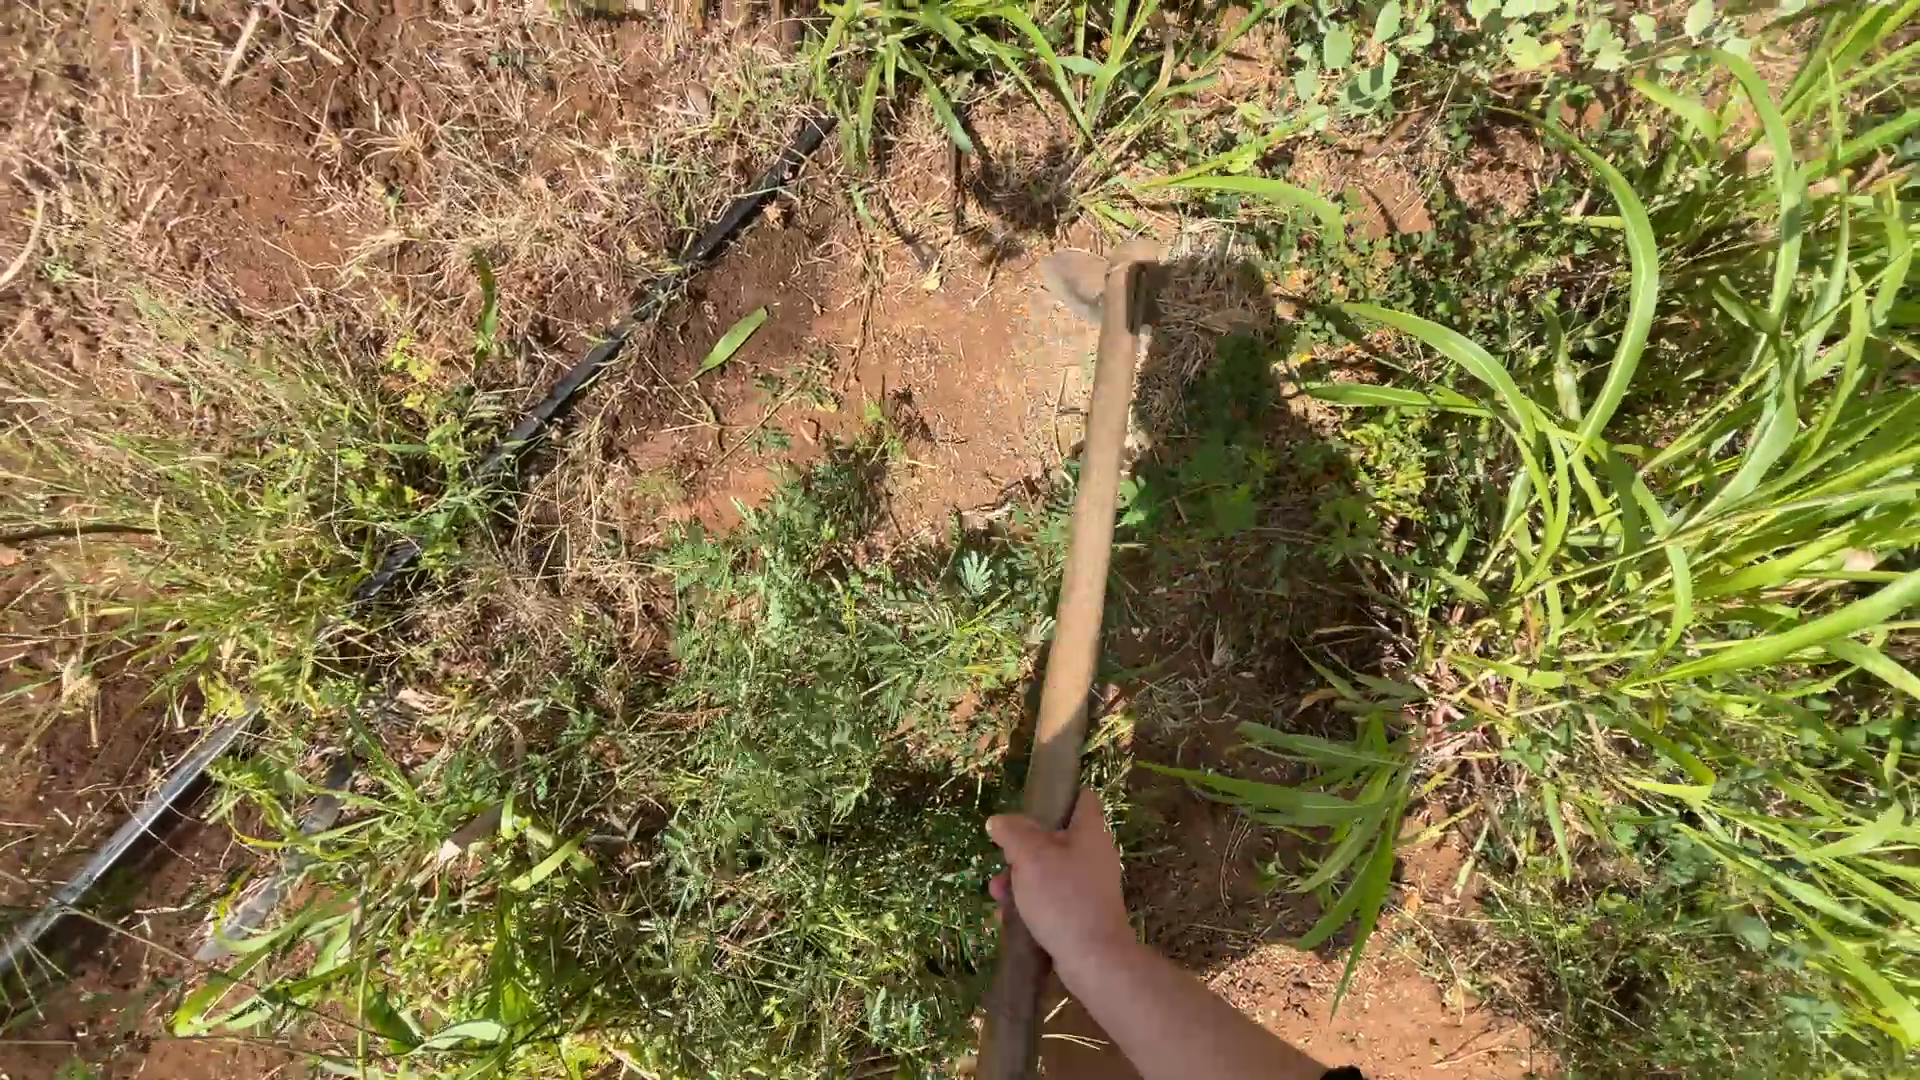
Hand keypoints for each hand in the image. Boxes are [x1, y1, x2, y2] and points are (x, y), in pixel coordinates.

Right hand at [986, 788, 1133, 965]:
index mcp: (1089, 829)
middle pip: (1055, 836)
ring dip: (1021, 877)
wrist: (1095, 959)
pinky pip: (1054, 897)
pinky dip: (1032, 901)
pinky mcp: (1085, 911)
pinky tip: (1008, 916)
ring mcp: (1091, 884)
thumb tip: (999, 821)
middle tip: (1003, 858)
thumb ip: (1012, 832)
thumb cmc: (1063, 896)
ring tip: (997, 893)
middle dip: (1023, 847)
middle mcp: (1094, 852)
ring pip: (1051, 869)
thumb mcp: (1030, 856)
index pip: (1081, 797)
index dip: (1058, 795)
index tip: (1030, 805)